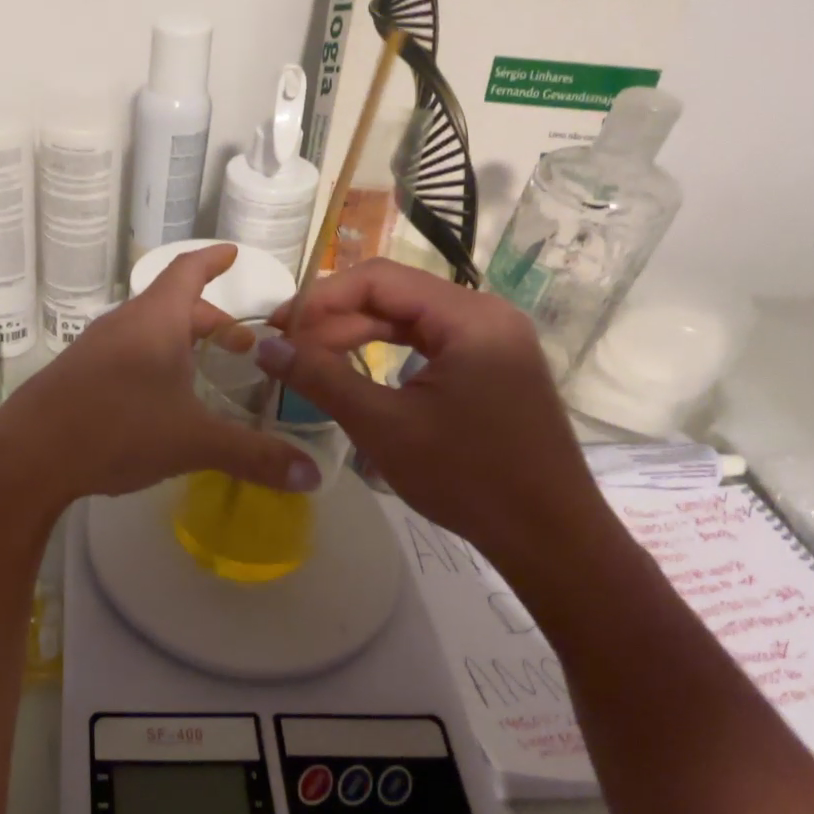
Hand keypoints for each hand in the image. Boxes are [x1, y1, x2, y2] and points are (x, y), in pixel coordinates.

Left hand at [0, 244, 321, 508]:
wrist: (27, 456)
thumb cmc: (116, 430)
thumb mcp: (193, 442)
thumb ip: (254, 456)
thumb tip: (313, 476)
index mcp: (155, 321)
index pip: (188, 271)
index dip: (213, 260)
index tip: (233, 253)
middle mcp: (122, 325)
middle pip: (171, 306)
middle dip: (209, 321)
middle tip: (240, 348)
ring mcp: (93, 350)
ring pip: (146, 333)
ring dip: (178, 345)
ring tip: (202, 376)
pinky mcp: (74, 377)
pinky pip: (123, 356)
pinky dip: (151, 365)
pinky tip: (157, 403)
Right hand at [260, 259, 612, 560]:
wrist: (548, 535)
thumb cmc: (467, 477)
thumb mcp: (383, 426)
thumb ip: (321, 378)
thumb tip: (265, 346)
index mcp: (469, 317)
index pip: (379, 279)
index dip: (320, 298)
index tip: (277, 328)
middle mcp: (486, 315)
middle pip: (394, 294)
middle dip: (334, 318)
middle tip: (286, 350)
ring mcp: (493, 341)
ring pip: (409, 319)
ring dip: (356, 334)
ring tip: (311, 361)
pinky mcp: (492, 367)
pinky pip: (428, 343)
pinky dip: (386, 352)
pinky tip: (356, 371)